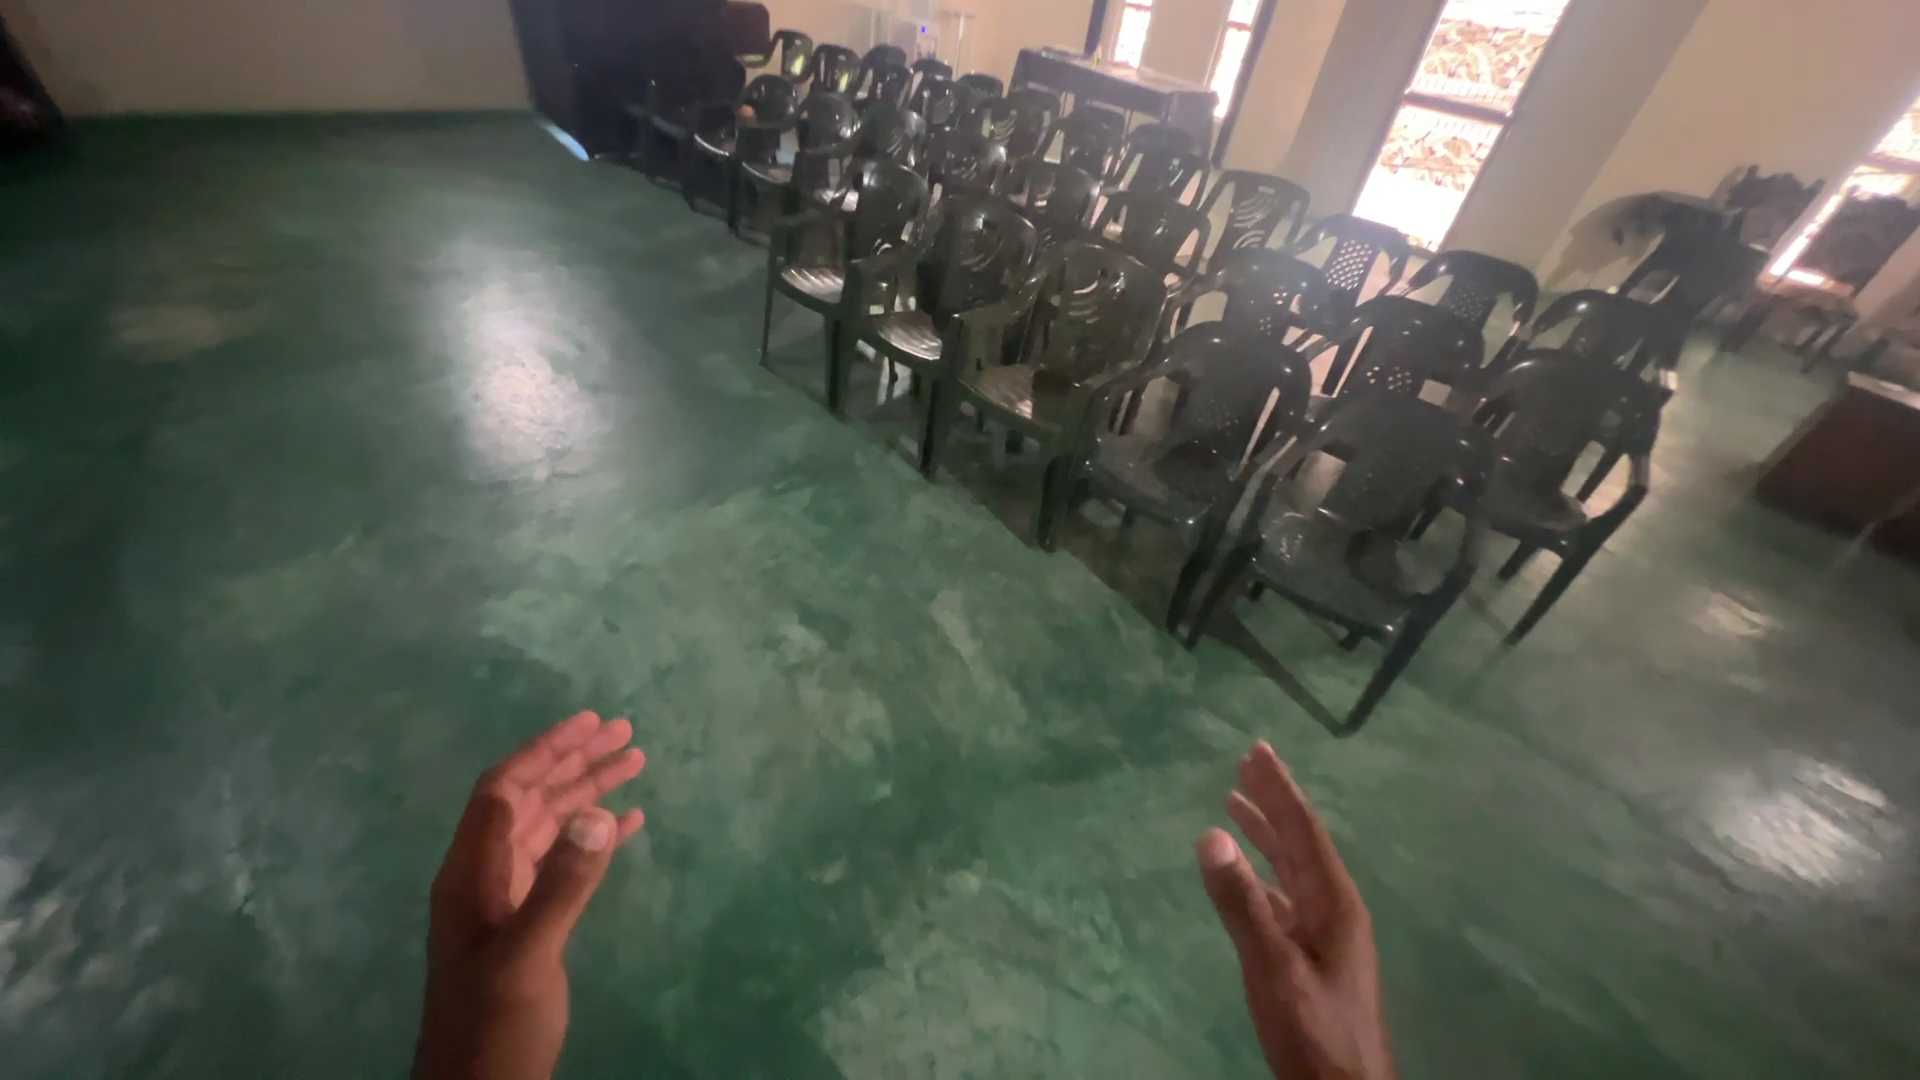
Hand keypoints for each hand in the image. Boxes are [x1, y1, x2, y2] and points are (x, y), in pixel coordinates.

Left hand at [414, 711, 646, 1079]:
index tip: (591, 723)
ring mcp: (507, 897)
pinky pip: (565, 856)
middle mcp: (486, 875)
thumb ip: (562, 884)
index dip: (545, 751)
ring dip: (589, 790)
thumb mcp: (527, 957)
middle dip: (574, 760)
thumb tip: (601, 812)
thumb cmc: (494, 1027)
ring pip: (550, 822)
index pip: (504, 791)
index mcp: (472, 874)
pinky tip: (630, 819)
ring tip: (636, 761)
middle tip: (625, 731)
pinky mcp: (530, 918)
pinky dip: (597, 831)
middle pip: (530, 797)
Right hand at [1196, 742, 1394, 1079]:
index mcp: (1333, 901)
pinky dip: (1262, 865)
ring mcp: (1325, 930)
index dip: (1279, 788)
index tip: (1257, 749)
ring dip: (1267, 829)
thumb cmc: (1312, 1030)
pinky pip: (1284, 888)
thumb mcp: (1272, 966)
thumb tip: (1209, 834)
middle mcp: (1334, 906)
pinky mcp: (1311, 950)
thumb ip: (1241, 902)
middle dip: (1274, 798)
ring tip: (1238, 799)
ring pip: (1293, 863)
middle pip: (1300, 839)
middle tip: (1247, 761)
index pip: (1302, 829)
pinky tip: (1245, 866)